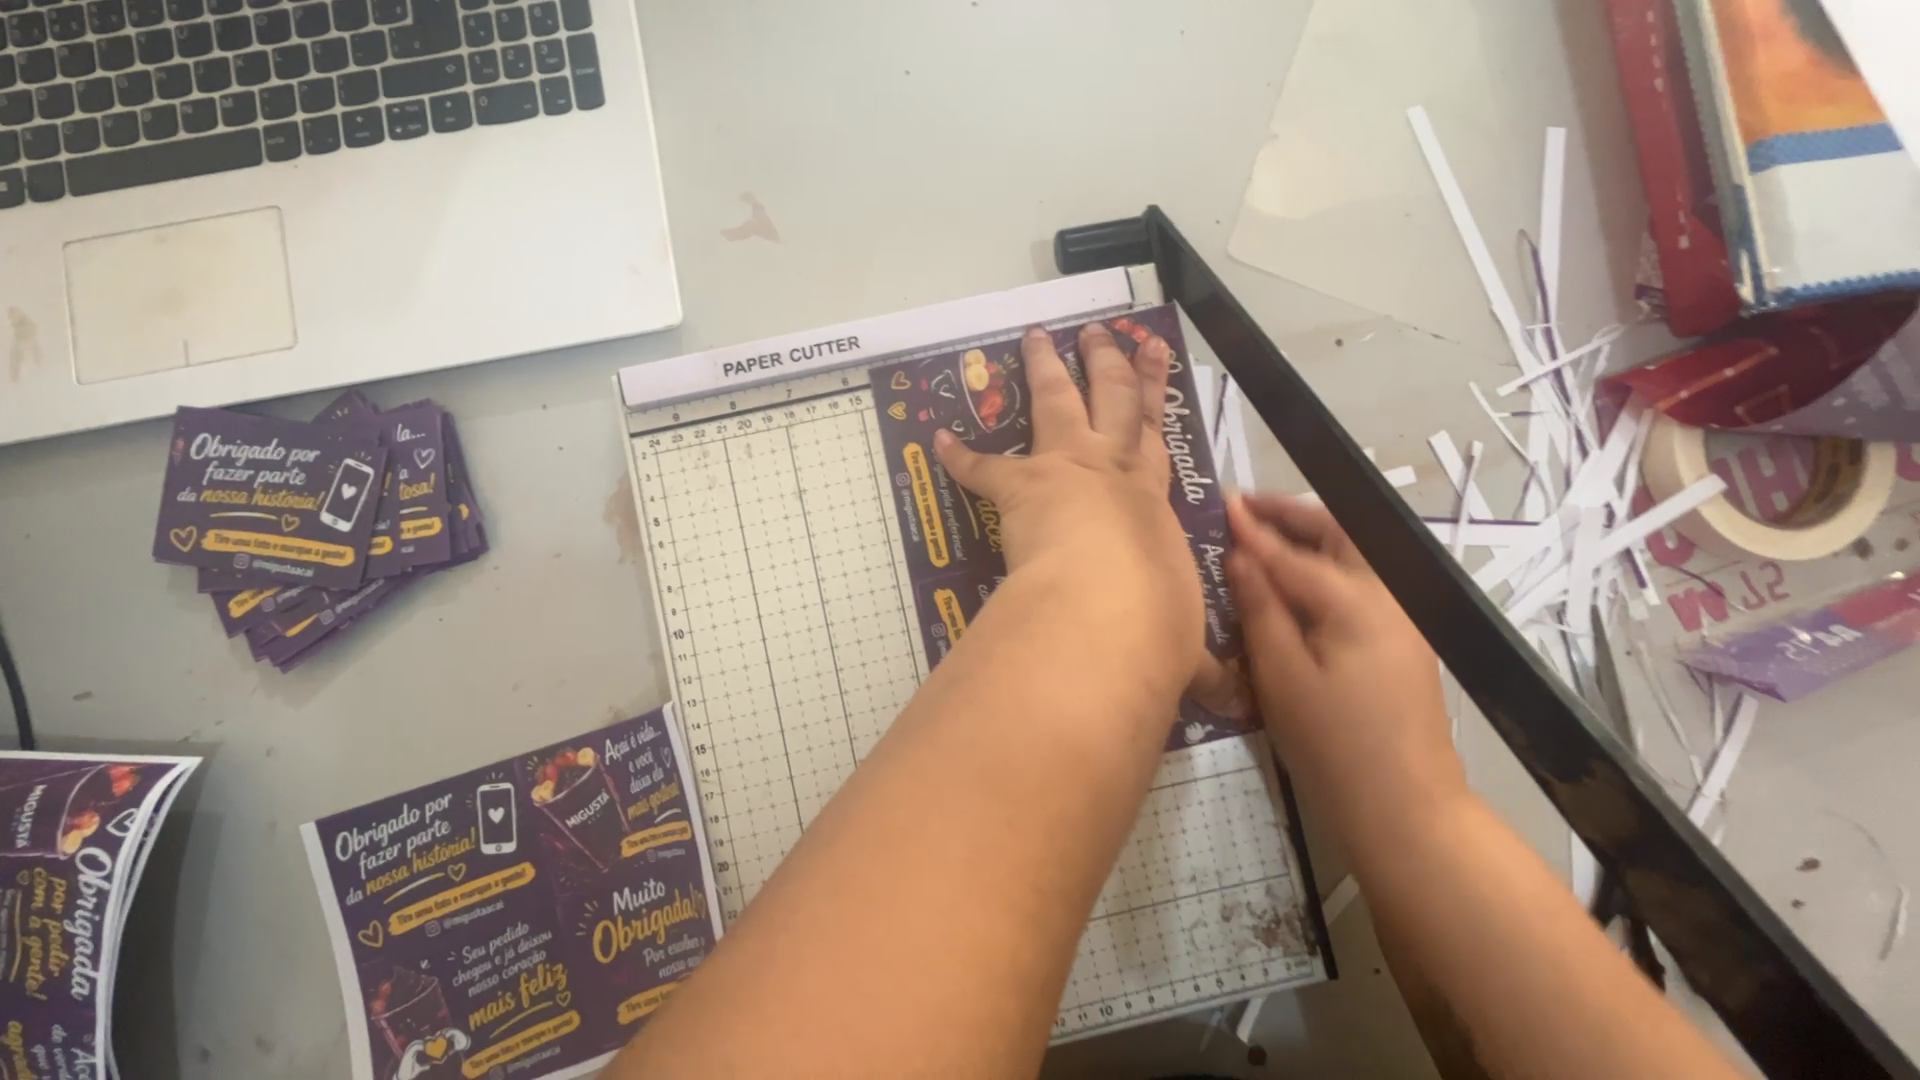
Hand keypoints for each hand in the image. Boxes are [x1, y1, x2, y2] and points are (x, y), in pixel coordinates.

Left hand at [935, 323, 1246, 718]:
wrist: (1116, 609)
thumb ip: (1202, 668)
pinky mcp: (1025, 486)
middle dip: (1109, 363)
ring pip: (1061, 404)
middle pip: (1115, 402)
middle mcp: (1116, 472)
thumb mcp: (1184, 643)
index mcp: (1153, 501)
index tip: (1156, 357)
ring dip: (1050, 370)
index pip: (1156, 441)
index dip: (1156, 397)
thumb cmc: (1157, 621)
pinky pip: (985, 467)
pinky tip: (939, 438)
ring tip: (1040, 336)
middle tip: (1100, 330)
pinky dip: (961, 454)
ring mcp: (1071, 469)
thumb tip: (1232, 704)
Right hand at [1226, 494, 1464, 835]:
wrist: (1404, 806)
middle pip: (1341, 535)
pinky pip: (1359, 584)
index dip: (1254, 529)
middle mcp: (1388, 598)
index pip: (1292, 554)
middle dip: (1294, 515)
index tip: (1224, 502)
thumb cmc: (1332, 745)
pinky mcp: (1401, 641)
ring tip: (1267, 534)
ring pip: (1355, 556)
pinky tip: (1294, 582)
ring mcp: (1401, 619)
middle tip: (1249, 507)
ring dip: (1312, 537)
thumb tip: (1241, 558)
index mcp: (1357, 603)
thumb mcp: (1282, 677)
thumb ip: (1261, 610)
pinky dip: (1325, 567)